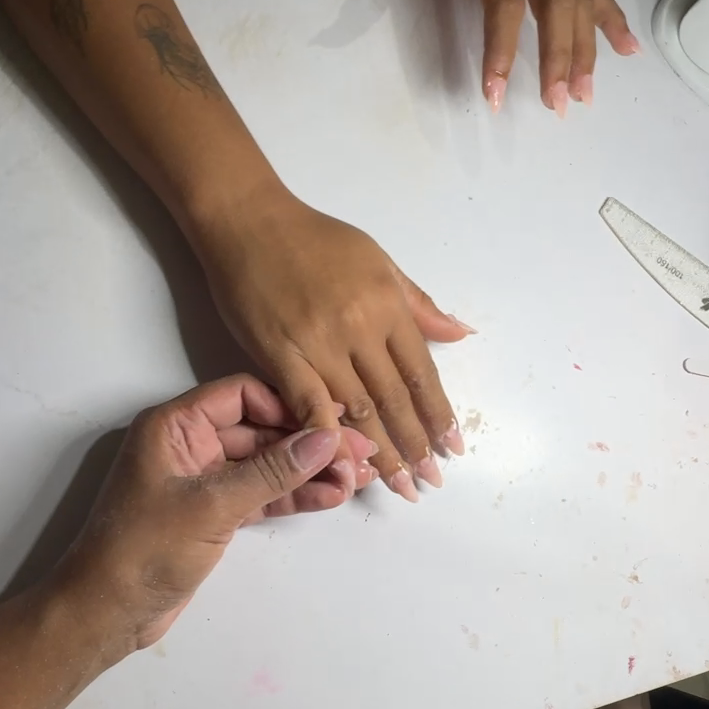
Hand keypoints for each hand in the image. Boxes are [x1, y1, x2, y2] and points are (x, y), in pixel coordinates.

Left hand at [54, 375, 378, 648]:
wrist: (108, 613)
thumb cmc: (146, 549)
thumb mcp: (211, 506)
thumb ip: (271, 472)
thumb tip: (326, 439)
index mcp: (175, 425)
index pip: (242, 394)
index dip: (288, 404)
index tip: (332, 419)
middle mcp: (192, 444)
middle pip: (260, 430)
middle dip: (309, 442)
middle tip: (361, 451)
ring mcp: (205, 479)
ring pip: (266, 465)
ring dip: (308, 471)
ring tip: (358, 477)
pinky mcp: (216, 512)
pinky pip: (261, 494)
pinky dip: (292, 496)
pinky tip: (331, 496)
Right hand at [195, 194, 471, 500]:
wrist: (249, 222)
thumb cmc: (314, 238)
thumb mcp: (377, 260)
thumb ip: (417, 302)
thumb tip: (459, 333)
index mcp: (387, 304)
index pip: (422, 372)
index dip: (439, 414)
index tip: (454, 447)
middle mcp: (360, 328)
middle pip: (394, 399)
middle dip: (416, 445)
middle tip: (431, 483)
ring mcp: (320, 344)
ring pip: (358, 410)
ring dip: (380, 452)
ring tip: (398, 486)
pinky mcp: (280, 354)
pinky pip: (309, 404)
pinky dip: (327, 436)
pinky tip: (341, 463)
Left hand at [378, 0, 638, 114]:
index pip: (505, 4)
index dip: (501, 50)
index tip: (495, 92)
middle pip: (557, 8)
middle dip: (559, 59)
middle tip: (556, 104)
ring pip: (582, 6)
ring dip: (587, 53)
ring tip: (584, 98)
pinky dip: (614, 22)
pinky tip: (629, 51)